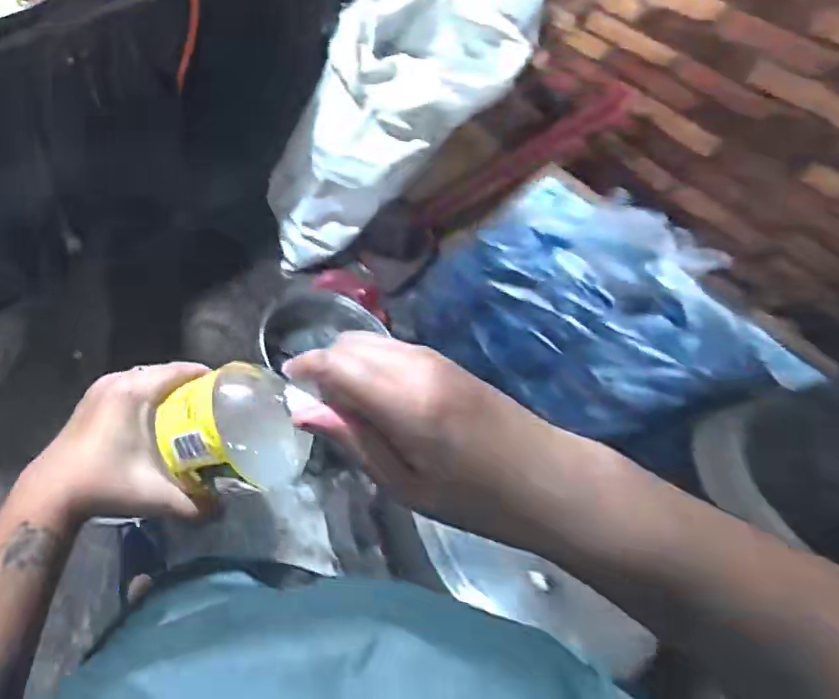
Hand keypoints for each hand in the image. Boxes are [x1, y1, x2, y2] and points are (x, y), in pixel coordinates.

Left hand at [19, 362, 212, 523]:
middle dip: (187, 383)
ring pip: (143, 378)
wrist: (53, 489)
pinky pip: (127, 386)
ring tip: (187, 409)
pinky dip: (145, 394)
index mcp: (134, 391)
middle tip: (211, 402)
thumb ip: (194, 504)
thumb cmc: (106, 483)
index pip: (178, 370)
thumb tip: (222, 507)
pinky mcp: (90, 399)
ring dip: (164, 388)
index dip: (203, 375)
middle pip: (161, 372)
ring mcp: (100, 387)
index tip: (225, 387)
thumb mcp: (156, 496)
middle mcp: (118, 380)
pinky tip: (154, 417)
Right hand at [284, 332, 614, 553]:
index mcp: (404, 399)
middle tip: (324, 406)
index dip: (304, 367)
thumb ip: (351, 438)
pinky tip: (379, 397)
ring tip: (351, 406)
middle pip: (347, 343)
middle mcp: (414, 364)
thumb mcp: (404, 484)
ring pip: (366, 340)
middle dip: (324, 365)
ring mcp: (431, 356)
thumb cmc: (476, 498)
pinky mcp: (442, 357)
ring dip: (346, 362)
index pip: (334, 362)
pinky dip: (369, 361)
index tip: (287, 384)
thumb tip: (300, 409)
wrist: (552, 480)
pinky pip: (388, 346)